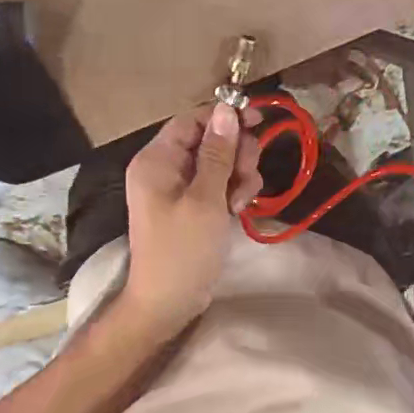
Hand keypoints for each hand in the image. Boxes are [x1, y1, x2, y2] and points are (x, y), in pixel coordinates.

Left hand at [119, 102, 263, 332]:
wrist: (168, 302)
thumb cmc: (183, 250)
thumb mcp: (205, 199)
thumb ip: (217, 154)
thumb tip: (226, 110)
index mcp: (156, 160)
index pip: (192, 120)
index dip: (224, 117)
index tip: (258, 122)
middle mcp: (163, 169)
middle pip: (209, 139)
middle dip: (235, 153)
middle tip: (245, 177)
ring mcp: (177, 190)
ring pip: (218, 163)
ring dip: (238, 175)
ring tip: (239, 202)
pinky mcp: (191, 207)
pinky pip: (217, 185)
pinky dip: (231, 192)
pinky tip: (237, 210)